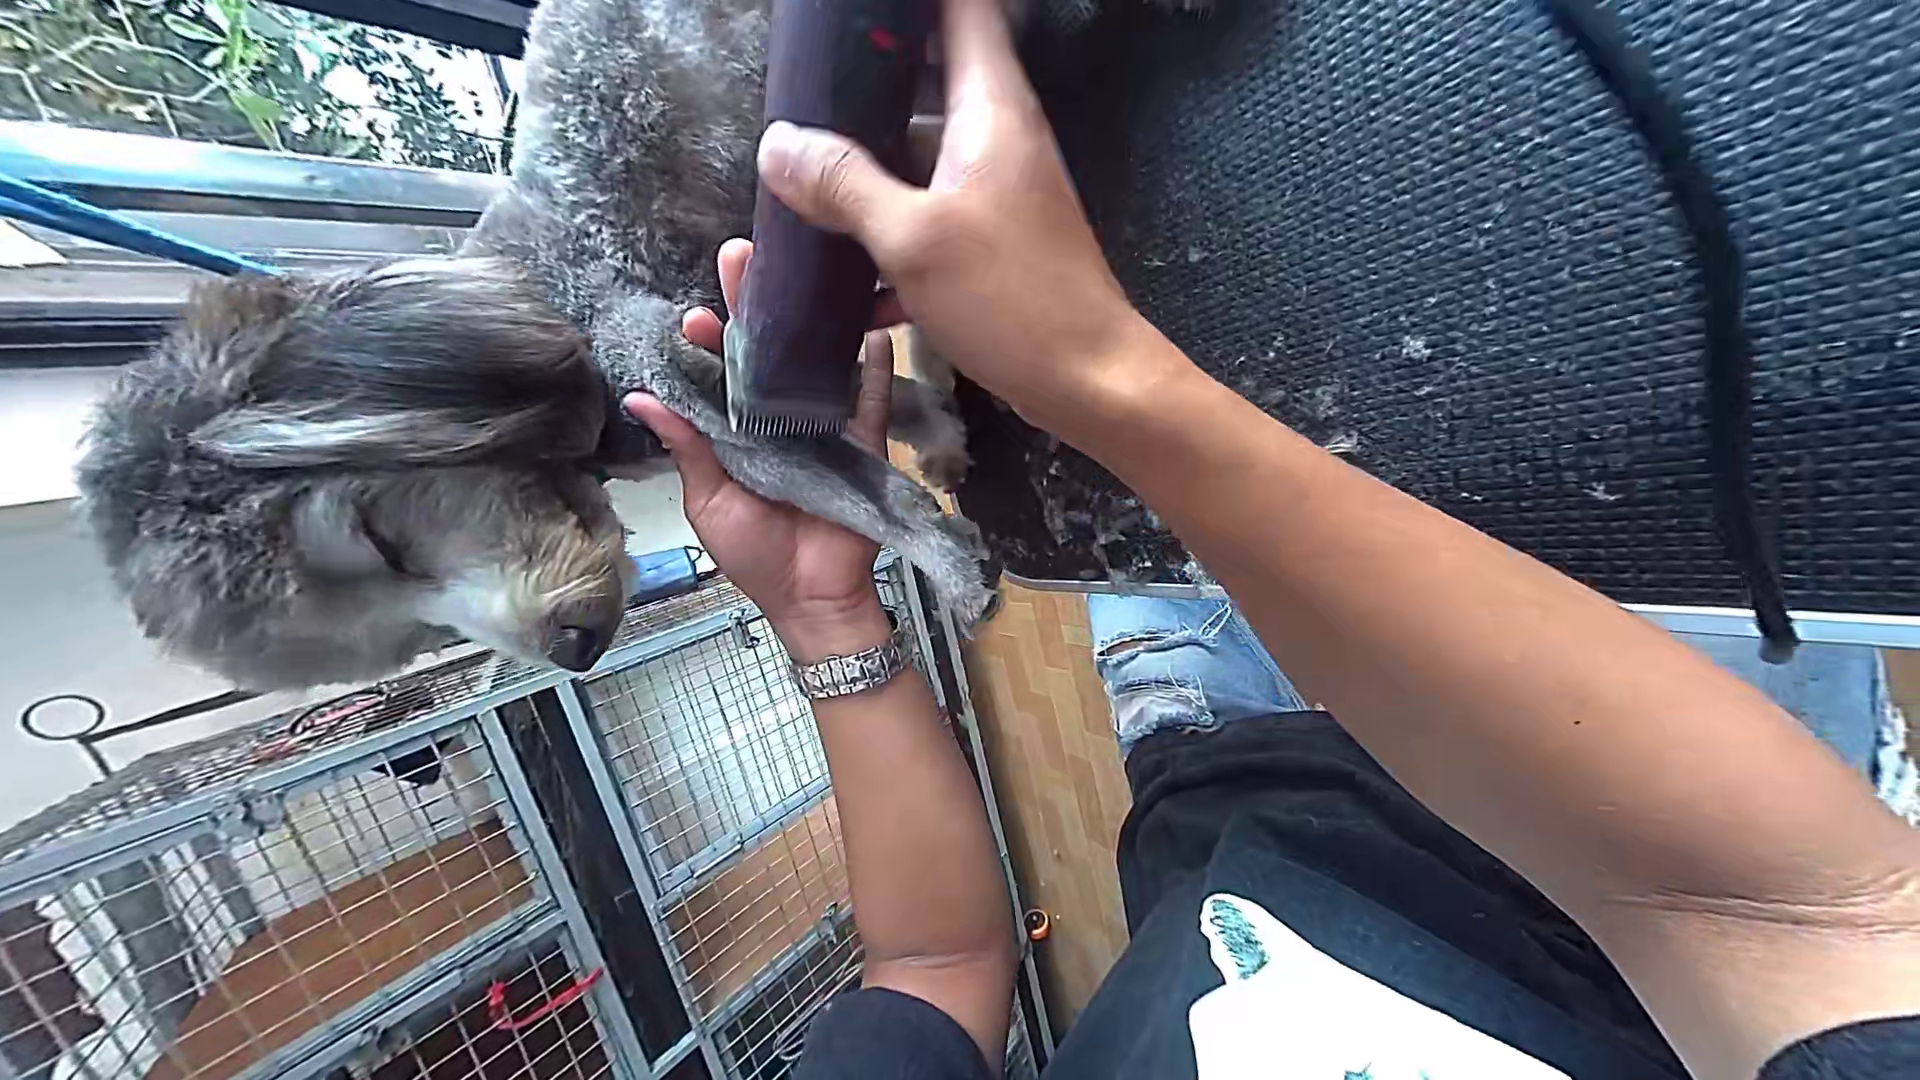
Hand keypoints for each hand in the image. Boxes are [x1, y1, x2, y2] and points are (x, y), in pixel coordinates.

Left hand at [625, 239, 895, 659]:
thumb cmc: (755, 554)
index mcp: (738, 434)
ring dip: (811, 326)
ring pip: (817, 368)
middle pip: (768, 357)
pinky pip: (870, 403)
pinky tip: (872, 332)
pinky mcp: (863, 445)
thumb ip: (688, 450)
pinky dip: (874, 370)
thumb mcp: (710, 502)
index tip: (695, 317)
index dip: (709, 344)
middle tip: (742, 258)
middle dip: (755, 310)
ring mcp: (825, 430)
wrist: (811, 595)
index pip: (721, 377)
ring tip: (804, 278)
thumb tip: (642, 399)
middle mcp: (781, 422)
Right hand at [753, 0, 1186, 431]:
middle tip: (804, 117)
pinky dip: (896, 248)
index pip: (955, 7)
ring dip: (871, 183)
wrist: (1083, 379)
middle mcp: (998, 141)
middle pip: (925, 87)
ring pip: (922, 167)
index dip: (901, 7)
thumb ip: (845, 185)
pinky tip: (857, 288)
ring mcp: (998, 199)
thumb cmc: (1009, 299)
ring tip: (809, 197)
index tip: (845, 22)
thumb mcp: (913, 239)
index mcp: (989, 107)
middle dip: (863, 97)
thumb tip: (779, 146)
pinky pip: (934, 229)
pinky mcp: (994, 252)